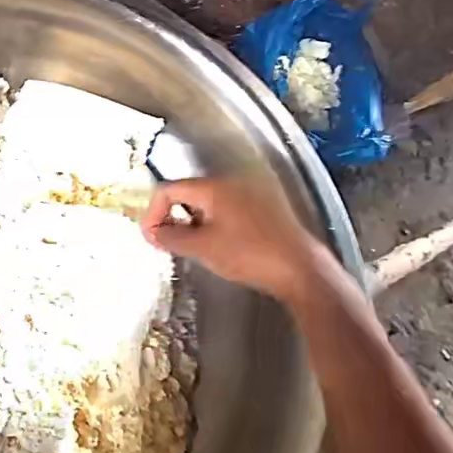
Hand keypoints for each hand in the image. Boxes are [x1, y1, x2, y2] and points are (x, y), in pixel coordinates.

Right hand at [140, 177, 353, 308]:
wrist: (301, 270)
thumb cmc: (248, 255)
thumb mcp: (202, 248)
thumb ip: (171, 237)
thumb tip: (154, 232)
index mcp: (213, 187)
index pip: (169, 190)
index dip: (153, 213)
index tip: (151, 238)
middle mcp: (231, 182)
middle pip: (187, 193)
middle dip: (171, 217)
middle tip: (166, 243)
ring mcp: (250, 193)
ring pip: (207, 202)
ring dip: (191, 221)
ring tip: (190, 247)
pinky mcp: (264, 208)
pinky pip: (226, 209)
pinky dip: (212, 223)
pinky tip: (217, 245)